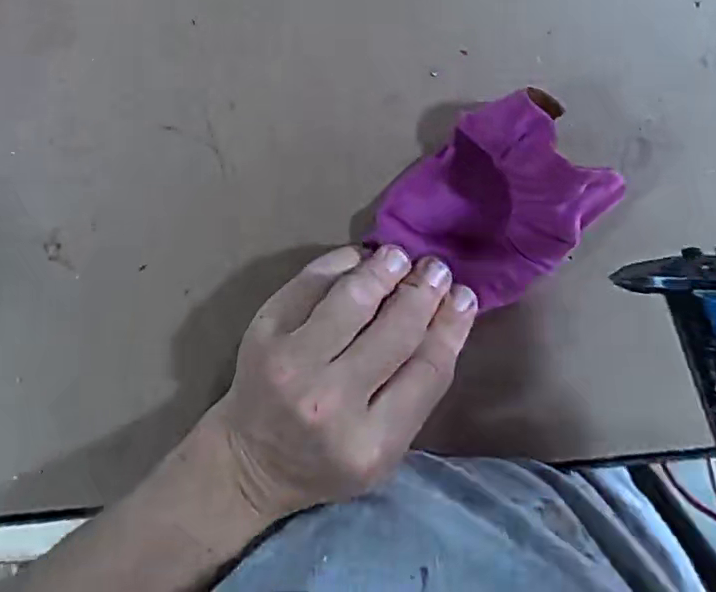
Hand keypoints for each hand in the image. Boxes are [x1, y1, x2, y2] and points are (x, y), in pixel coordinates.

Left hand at [199, 244, 477, 519]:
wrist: (251, 458)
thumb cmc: (329, 456)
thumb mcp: (385, 446)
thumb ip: (418, 384)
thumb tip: (453, 307)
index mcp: (371, 445)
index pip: (428, 368)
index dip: (451, 324)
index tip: (464, 295)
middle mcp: (330, 403)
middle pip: (396, 328)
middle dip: (423, 290)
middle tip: (436, 269)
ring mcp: (292, 365)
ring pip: (352, 298)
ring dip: (384, 269)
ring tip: (400, 257)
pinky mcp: (264, 333)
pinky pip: (313, 281)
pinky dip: (344, 262)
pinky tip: (362, 259)